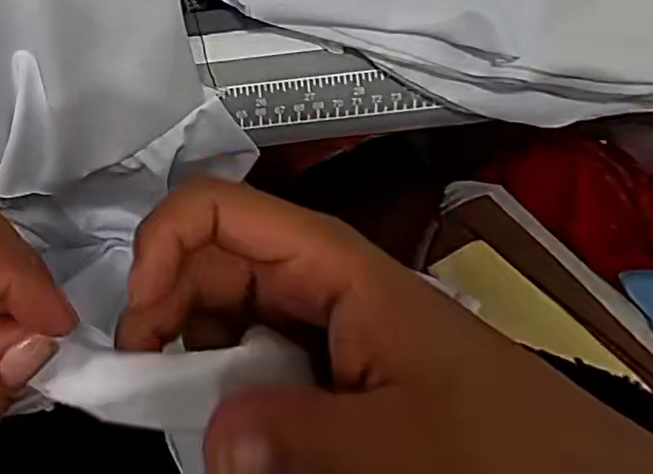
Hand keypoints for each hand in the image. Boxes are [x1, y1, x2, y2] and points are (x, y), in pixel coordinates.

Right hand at [118, 179, 652, 473]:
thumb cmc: (512, 445)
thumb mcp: (411, 445)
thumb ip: (305, 439)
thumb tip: (211, 442)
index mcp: (325, 259)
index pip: (218, 207)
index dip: (165, 240)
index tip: (140, 312)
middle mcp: (308, 274)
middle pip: (207, 255)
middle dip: (163, 299)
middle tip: (141, 374)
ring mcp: (312, 316)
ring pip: (219, 304)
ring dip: (185, 341)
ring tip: (175, 396)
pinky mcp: (319, 358)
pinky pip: (245, 349)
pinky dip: (218, 374)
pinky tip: (224, 414)